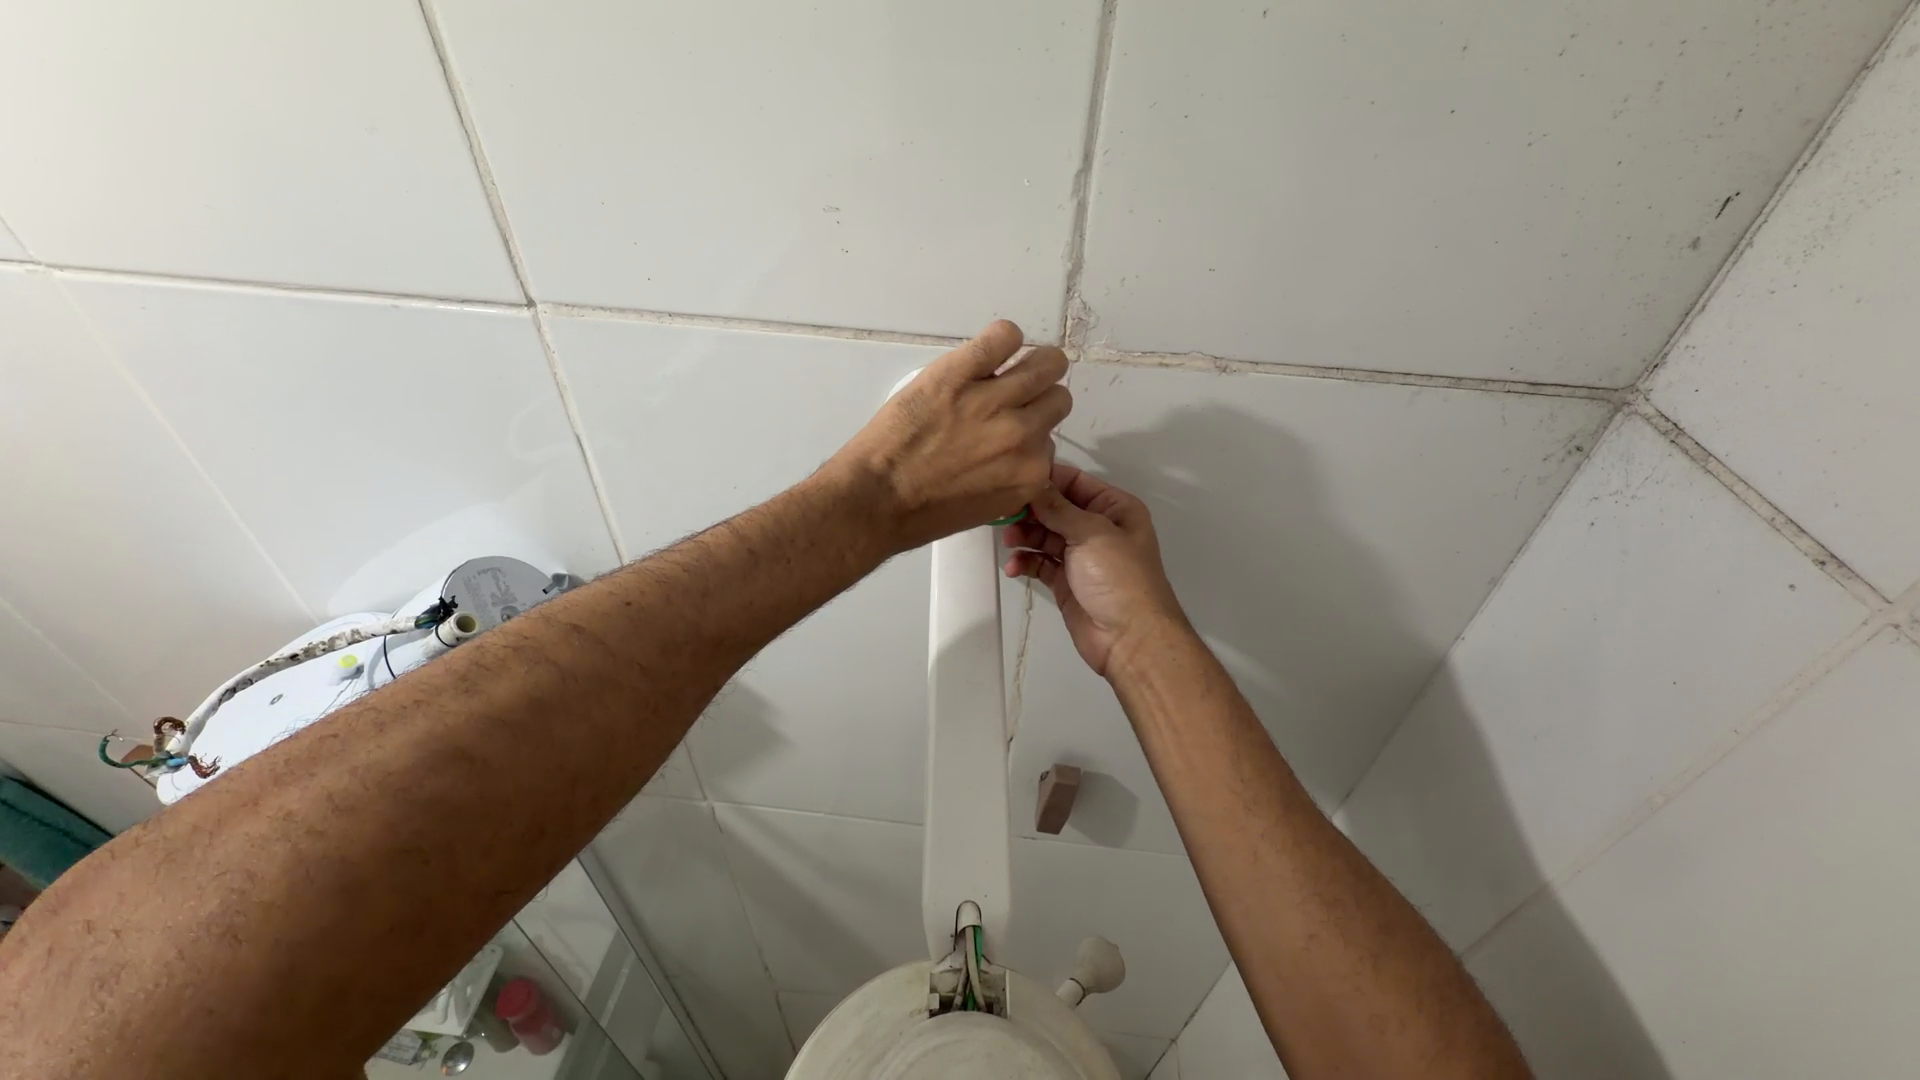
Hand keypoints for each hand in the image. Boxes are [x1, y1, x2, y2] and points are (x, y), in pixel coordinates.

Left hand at [830, 320, 1070, 552]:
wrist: (876, 499)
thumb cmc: (924, 511)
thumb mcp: (988, 506)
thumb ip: (1014, 474)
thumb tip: (1020, 449)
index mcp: (1031, 472)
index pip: (1052, 436)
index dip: (1031, 432)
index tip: (1011, 432)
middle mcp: (1022, 436)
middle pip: (1057, 397)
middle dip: (1037, 398)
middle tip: (1011, 399)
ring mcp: (992, 401)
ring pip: (1045, 363)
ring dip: (1031, 364)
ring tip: (1005, 368)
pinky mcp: (959, 373)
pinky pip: (1004, 336)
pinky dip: (1002, 339)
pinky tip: (987, 353)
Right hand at [1003, 464, 1187, 675]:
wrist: (1130, 638)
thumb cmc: (1119, 577)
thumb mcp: (1091, 533)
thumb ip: (1058, 508)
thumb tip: (1034, 485)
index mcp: (1115, 508)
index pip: (1075, 482)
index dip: (1046, 479)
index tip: (1015, 480)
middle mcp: (1098, 528)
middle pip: (1056, 509)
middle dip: (1030, 511)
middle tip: (1003, 513)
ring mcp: (1081, 556)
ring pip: (1045, 536)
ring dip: (1025, 536)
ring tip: (1009, 542)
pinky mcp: (1066, 581)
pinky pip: (1041, 563)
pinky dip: (1026, 562)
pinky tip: (1014, 567)